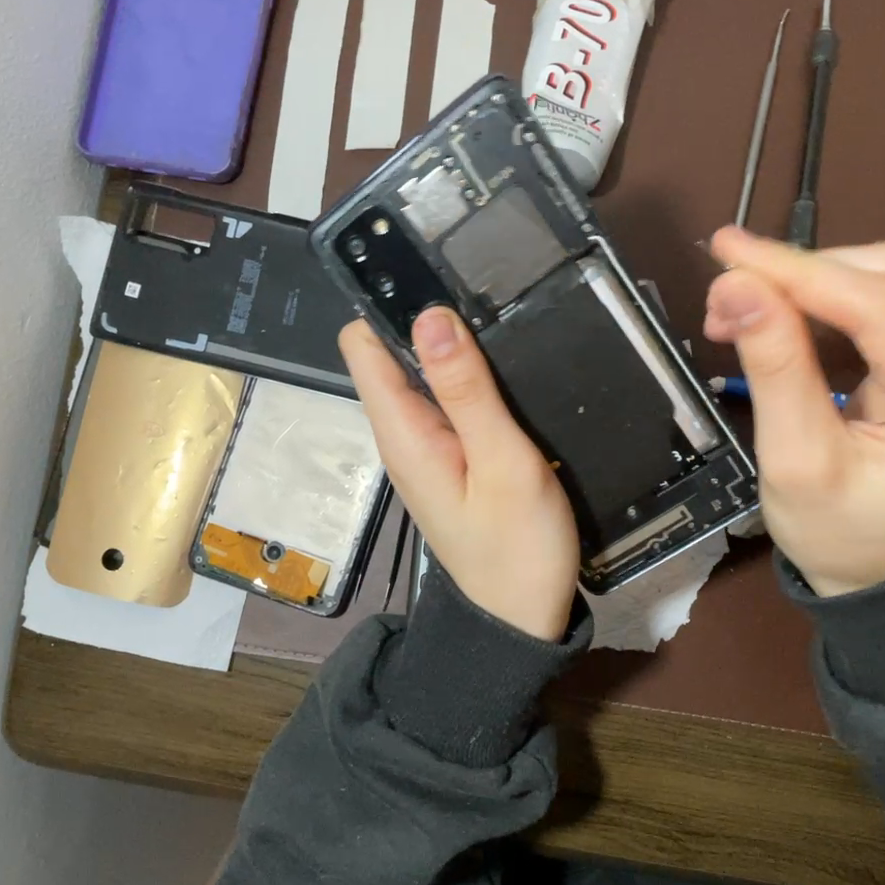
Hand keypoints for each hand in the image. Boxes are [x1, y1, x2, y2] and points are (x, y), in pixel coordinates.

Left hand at [338, 309, 579, 640]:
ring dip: (451, 345)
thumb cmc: (517, 548)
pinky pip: (447, 401)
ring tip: (497, 311)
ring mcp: (426, 448)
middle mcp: (403, 434)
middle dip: (425, 316)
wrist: (522, 618)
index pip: (362, 346)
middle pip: (393, 354)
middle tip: (479, 282)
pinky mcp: (451, 459)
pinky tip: (502, 365)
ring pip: (423, 375)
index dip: (385, 302)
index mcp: (403, 432)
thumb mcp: (502, 463)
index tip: (427, 266)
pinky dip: (467, 377)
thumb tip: (430, 317)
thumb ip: (467, 391)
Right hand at [702, 228, 884, 596]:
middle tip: (728, 290)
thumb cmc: (834, 530)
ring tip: (744, 305)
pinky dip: (830, 295)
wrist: (872, 565)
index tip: (728, 254)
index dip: (800, 273)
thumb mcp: (795, 460)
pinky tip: (783, 308)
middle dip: (805, 272)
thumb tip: (737, 284)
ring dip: (814, 278)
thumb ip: (775, 368)